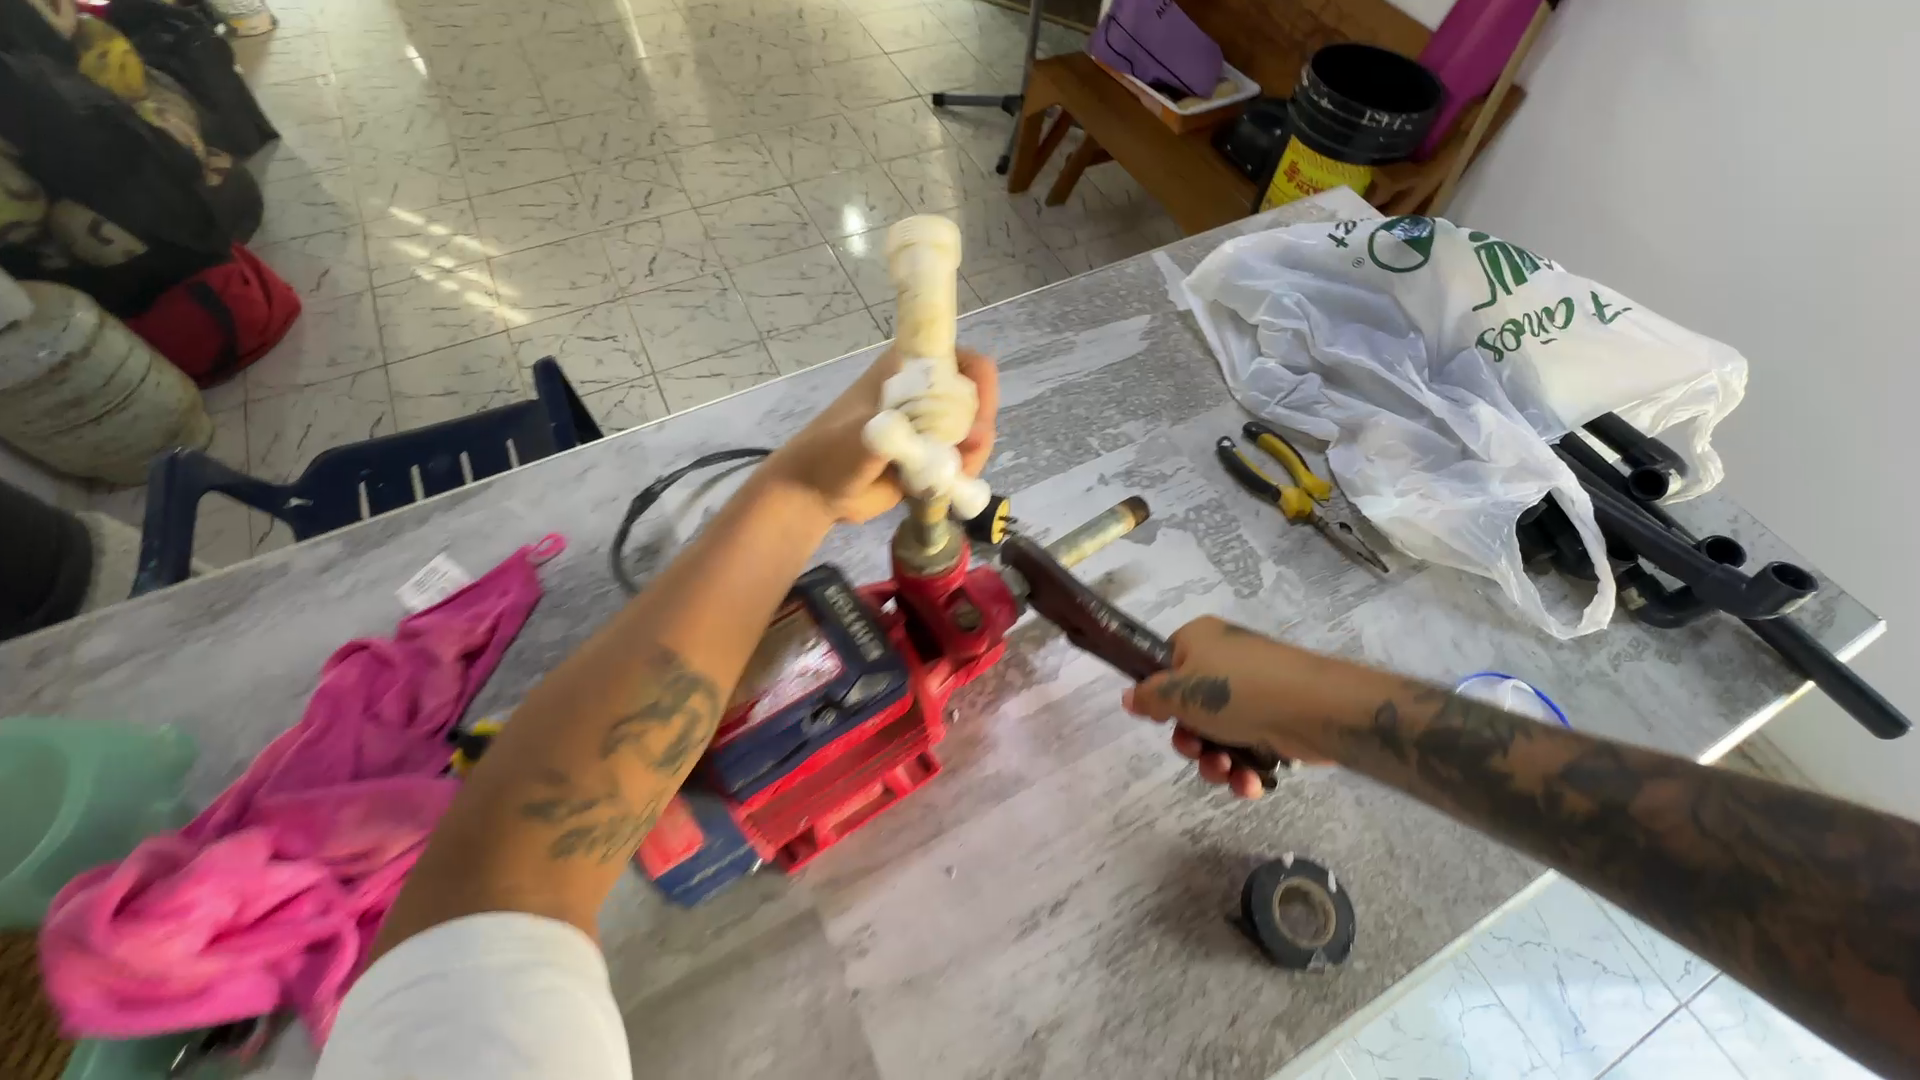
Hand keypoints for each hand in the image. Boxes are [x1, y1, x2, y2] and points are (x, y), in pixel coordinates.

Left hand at [764, 347, 998, 524]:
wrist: (814, 494)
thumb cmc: (830, 453)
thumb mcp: (862, 435)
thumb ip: (895, 434)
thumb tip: (930, 442)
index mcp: (909, 369)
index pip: (964, 360)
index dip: (980, 383)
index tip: (975, 418)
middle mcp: (925, 393)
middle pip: (976, 400)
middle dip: (978, 428)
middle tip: (963, 452)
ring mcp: (929, 426)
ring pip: (973, 433)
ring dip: (972, 455)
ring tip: (952, 475)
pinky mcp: (930, 457)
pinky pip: (962, 460)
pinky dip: (962, 473)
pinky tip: (946, 487)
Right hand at [1120, 616, 1331, 797]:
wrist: (1316, 708)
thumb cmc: (1237, 690)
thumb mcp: (1180, 692)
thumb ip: (1148, 697)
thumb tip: (1127, 697)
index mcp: (1199, 641)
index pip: (1167, 666)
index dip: (1160, 696)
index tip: (1161, 718)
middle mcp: (1225, 662)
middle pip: (1189, 707)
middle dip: (1189, 740)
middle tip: (1194, 751)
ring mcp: (1253, 692)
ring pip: (1217, 733)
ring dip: (1214, 761)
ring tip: (1225, 772)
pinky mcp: (1276, 721)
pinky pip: (1246, 747)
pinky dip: (1243, 768)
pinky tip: (1249, 784)